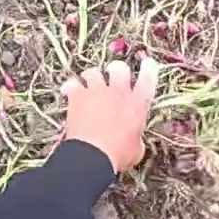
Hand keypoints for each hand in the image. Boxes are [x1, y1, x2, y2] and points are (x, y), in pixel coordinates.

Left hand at [59, 57, 158, 172]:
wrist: (92, 155)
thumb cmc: (119, 155)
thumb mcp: (136, 149)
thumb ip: (136, 138)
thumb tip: (134, 139)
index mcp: (137, 105)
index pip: (148, 79)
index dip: (149, 69)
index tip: (148, 63)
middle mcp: (118, 92)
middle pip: (119, 68)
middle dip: (116, 70)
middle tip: (113, 77)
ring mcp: (97, 92)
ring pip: (94, 71)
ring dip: (92, 77)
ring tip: (90, 84)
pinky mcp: (78, 96)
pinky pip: (73, 82)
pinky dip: (71, 86)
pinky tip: (69, 91)